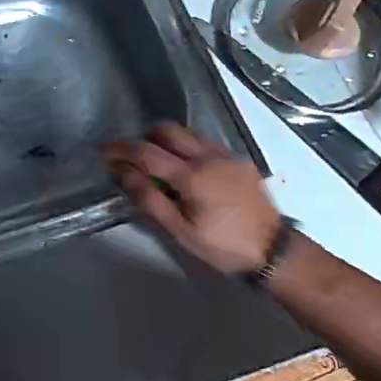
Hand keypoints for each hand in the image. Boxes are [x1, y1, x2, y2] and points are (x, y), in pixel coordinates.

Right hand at [105, 123, 282, 275]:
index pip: (146, 152)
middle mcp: (207, 157)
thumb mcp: (181, 232)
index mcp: (190, 176)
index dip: (121, 149)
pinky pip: (206, 142)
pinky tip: (189, 168)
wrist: (274, 250)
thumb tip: (125, 175)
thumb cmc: (223, 246)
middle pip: (167, 130)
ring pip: (188, 133)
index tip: (106, 152)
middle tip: (133, 156)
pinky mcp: (239, 160)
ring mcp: (226, 155)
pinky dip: (188, 146)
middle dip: (144, 138)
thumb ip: (151, 200)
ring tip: (159, 161)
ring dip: (167, 140)